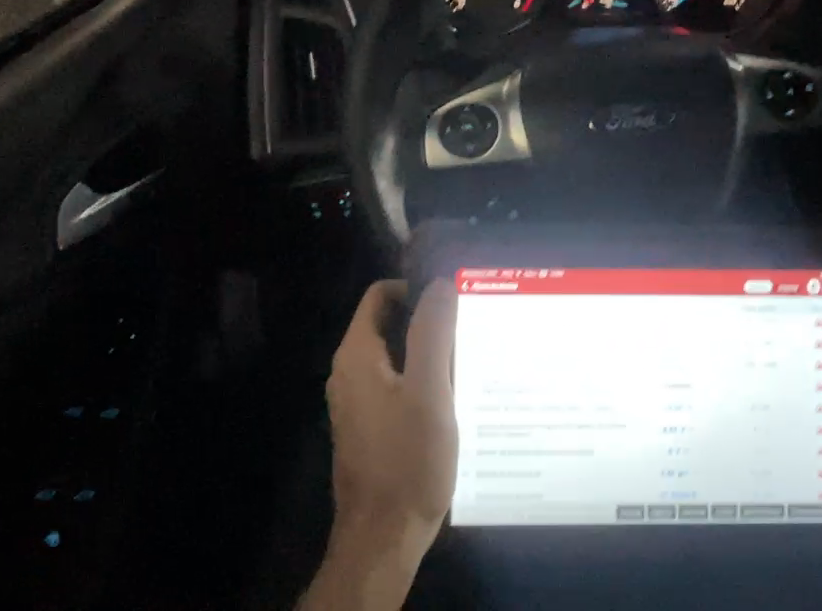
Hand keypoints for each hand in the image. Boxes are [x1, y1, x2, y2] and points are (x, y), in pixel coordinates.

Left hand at [326, 279, 457, 547]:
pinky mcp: (370, 426)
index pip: (380, 295)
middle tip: (472, 326)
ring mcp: (357, 402)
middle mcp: (349, 372)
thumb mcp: (429, 390)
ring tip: (472, 357)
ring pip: (396, 357)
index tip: (455, 298)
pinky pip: (397, 386)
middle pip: (389, 324)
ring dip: (430, 353)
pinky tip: (456, 395)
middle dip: (429, 321)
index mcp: (357, 355)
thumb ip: (432, 332)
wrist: (384, 537)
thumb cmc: (407, 459)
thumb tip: (439, 283)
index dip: (416, 288)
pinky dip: (423, 381)